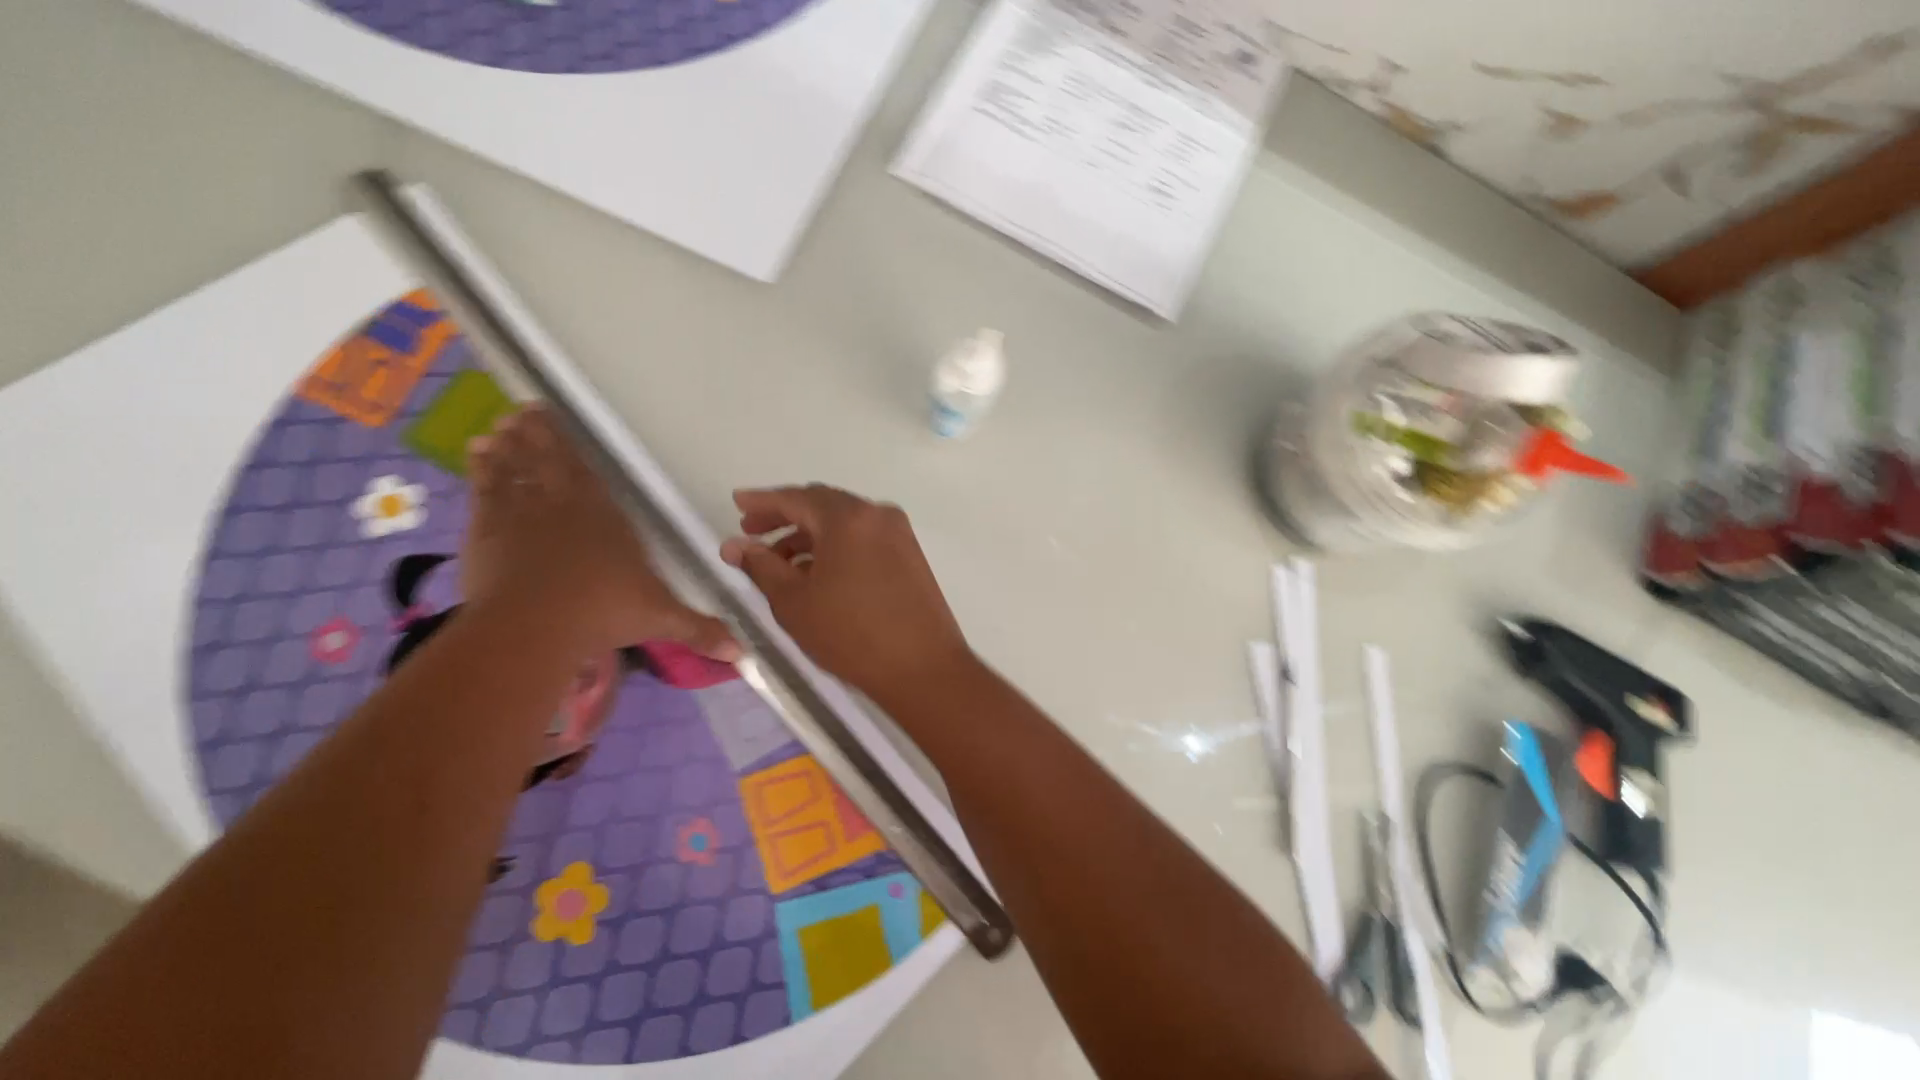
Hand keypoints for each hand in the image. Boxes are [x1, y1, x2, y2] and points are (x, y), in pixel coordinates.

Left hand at [463, 406, 737, 661]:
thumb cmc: (600, 614)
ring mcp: (522, 513)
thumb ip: (698, 629)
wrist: (533, 626)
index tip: (564, 424)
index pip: (588, 471)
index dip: (574, 446)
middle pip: (550, 460)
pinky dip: (480, 469)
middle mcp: (564, 503)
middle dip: (539, 435)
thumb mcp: (658, 619)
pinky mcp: (487, 530)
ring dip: (509, 445)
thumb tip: (743, 653)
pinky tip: (475, 452)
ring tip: (501, 425)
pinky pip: (484, 488)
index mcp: (606, 516)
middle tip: (525, 410)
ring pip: (515, 467)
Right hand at [721, 485, 974, 705]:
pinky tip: (816, 573)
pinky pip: (863, 539)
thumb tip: (734, 546)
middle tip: (752, 533)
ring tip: (778, 563)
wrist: (922, 668)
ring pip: (843, 524)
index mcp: (848, 517)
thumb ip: (761, 566)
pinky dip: (835, 547)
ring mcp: (899, 534)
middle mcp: (877, 515)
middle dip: (785, 517)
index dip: (762, 502)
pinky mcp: (910, 556)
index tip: (737, 503)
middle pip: (822, 505)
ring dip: (809, 536)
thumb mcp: (794, 601)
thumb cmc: (850, 634)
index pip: (796, 498)